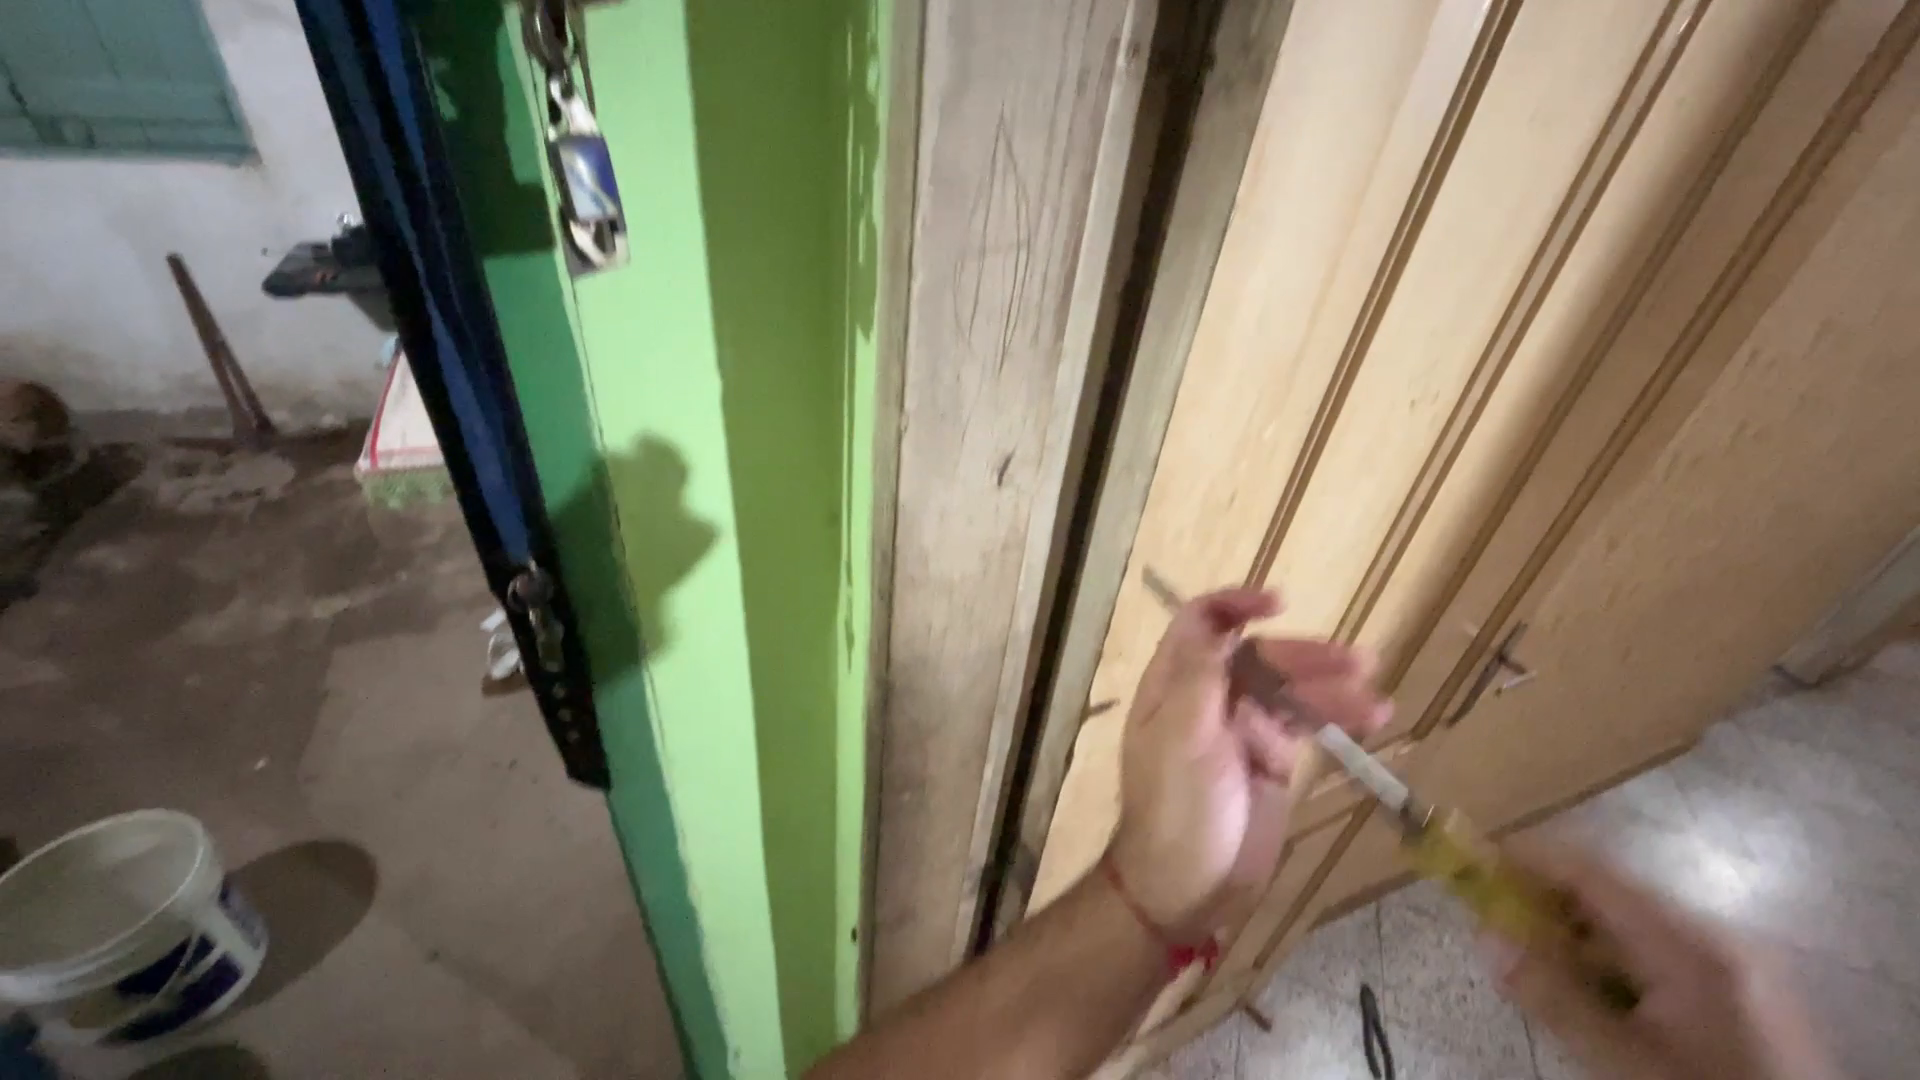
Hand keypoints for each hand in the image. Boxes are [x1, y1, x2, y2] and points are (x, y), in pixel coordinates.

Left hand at [1104, 586, 1390, 938]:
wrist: (1190, 886)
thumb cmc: (1177, 808)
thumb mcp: (1181, 736)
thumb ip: (1198, 676)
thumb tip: (1214, 618)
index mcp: (1175, 684)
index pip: (1202, 624)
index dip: (1235, 604)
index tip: (1280, 602)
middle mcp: (1207, 697)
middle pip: (1258, 656)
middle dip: (1303, 655)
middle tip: (1358, 662)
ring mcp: (1241, 728)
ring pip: (1289, 690)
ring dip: (1330, 687)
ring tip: (1376, 700)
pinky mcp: (1270, 759)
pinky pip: (1304, 724)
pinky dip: (1335, 717)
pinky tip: (1372, 718)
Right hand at [1484, 845, 1836, 1079]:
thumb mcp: (1625, 1062)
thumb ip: (1553, 998)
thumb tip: (1483, 936)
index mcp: (1689, 941)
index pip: (1591, 871)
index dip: (1526, 855)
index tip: (1469, 852)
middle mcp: (1713, 935)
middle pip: (1607, 893)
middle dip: (1541, 898)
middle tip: (1487, 911)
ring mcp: (1730, 962)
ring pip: (1626, 922)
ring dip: (1569, 930)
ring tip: (1528, 953)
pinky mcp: (1735, 988)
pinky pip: (1651, 949)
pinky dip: (1604, 956)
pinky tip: (1584, 985)